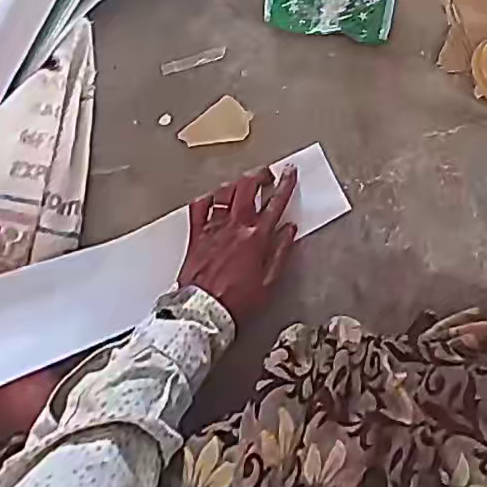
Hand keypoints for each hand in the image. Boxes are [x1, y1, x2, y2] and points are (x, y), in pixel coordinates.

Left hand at [180, 166, 298, 321]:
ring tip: (243, 182)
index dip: (286, 184)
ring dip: (236, 183)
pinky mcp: (196, 236)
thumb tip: (290, 230)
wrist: (201, 314)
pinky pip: (199, 207)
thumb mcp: (270, 281)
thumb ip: (281, 252)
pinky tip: (214, 197)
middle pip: (247, 188)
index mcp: (256, 237)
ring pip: (224, 193)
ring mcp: (213, 229)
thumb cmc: (237, 301)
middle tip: (267, 174)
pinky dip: (208, 198)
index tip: (290, 172)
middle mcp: (235, 227)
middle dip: (259, 175)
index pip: (276, 202)